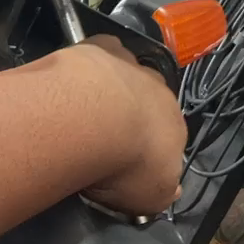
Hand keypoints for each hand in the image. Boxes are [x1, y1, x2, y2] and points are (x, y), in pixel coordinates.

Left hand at [60, 37, 187, 215]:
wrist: (92, 119)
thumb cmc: (124, 164)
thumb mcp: (150, 195)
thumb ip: (163, 191)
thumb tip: (173, 189)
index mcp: (175, 127)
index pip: (164, 139)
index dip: (142, 151)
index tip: (119, 164)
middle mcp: (160, 91)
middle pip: (146, 104)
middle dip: (125, 118)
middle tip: (95, 139)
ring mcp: (131, 66)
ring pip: (123, 77)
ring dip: (105, 92)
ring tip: (76, 113)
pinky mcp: (100, 47)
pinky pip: (99, 53)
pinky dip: (87, 66)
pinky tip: (68, 82)